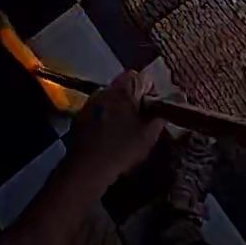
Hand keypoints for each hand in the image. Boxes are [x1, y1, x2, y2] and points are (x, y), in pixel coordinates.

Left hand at [62, 68, 165, 193]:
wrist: (87, 167)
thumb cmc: (122, 149)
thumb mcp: (148, 136)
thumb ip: (159, 117)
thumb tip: (165, 108)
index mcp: (121, 90)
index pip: (137, 76)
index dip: (149, 88)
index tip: (154, 104)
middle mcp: (103, 91)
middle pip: (123, 87)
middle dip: (133, 99)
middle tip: (142, 117)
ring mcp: (89, 103)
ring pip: (109, 99)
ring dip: (118, 108)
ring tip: (126, 128)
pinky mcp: (79, 116)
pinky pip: (98, 110)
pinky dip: (105, 117)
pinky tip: (109, 135)